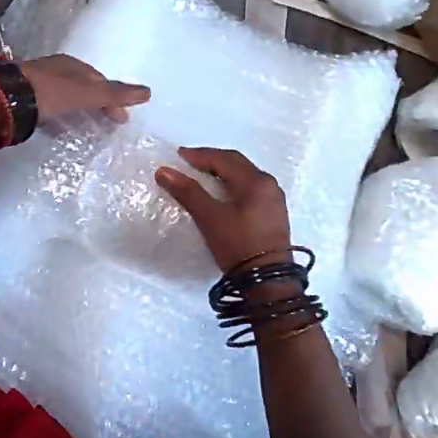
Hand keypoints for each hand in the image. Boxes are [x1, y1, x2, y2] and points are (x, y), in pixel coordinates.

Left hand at [21, 54, 150, 125]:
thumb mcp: (84, 93)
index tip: (122, 118)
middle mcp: (53, 68)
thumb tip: (147, 92)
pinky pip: (45, 105)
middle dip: (95, 101)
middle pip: (80, 85)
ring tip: (83, 125)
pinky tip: (56, 125)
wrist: (1, 98)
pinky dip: (57, 114)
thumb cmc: (47, 93)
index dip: (113, 97)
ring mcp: (34, 82)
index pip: (98, 79)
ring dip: (75, 108)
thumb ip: (112, 94)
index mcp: (71, 64)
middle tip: (106, 122)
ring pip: (62, 94)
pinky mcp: (20, 97)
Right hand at [155, 147, 292, 272]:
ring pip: (245, 177)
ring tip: (202, 175)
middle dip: (212, 160)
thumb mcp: (210, 217)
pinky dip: (232, 185)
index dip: (200, 155)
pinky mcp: (273, 214)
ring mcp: (274, 200)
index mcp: (256, 181)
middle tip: (189, 162)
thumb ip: (188, 192)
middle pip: (237, 164)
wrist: (267, 282)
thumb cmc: (238, 245)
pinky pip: (250, 190)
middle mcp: (269, 184)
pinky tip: (221, 194)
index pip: (225, 159)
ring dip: (223, 172)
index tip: (179, 155)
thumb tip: (163, 171)